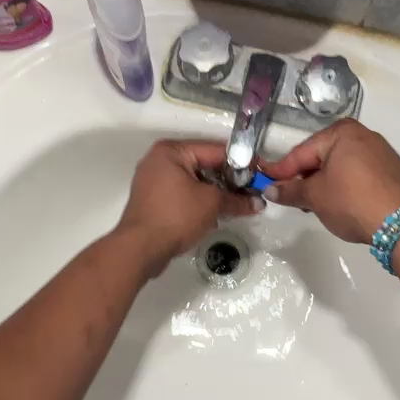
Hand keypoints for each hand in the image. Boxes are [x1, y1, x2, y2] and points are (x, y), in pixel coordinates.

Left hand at [112, 140, 261, 274]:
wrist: (140, 249)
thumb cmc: (175, 216)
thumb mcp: (212, 204)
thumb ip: (237, 200)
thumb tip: (259, 203)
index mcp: (171, 151)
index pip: (214, 150)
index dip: (240, 163)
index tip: (259, 174)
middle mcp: (160, 160)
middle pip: (204, 165)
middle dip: (228, 181)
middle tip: (251, 192)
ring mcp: (154, 181)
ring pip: (194, 181)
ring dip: (215, 193)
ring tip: (237, 205)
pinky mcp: (153, 200)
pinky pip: (183, 194)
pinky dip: (199, 201)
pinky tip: (216, 215)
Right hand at [258, 120, 399, 243]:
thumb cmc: (351, 202)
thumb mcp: (315, 197)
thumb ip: (290, 191)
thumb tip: (270, 190)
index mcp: (342, 132)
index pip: (302, 152)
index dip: (280, 170)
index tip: (264, 180)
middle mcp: (364, 135)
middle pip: (322, 157)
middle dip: (306, 177)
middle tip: (292, 197)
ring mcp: (382, 152)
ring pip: (342, 166)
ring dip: (326, 183)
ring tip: (316, 205)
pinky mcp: (393, 171)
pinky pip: (360, 174)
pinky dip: (347, 186)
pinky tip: (343, 205)